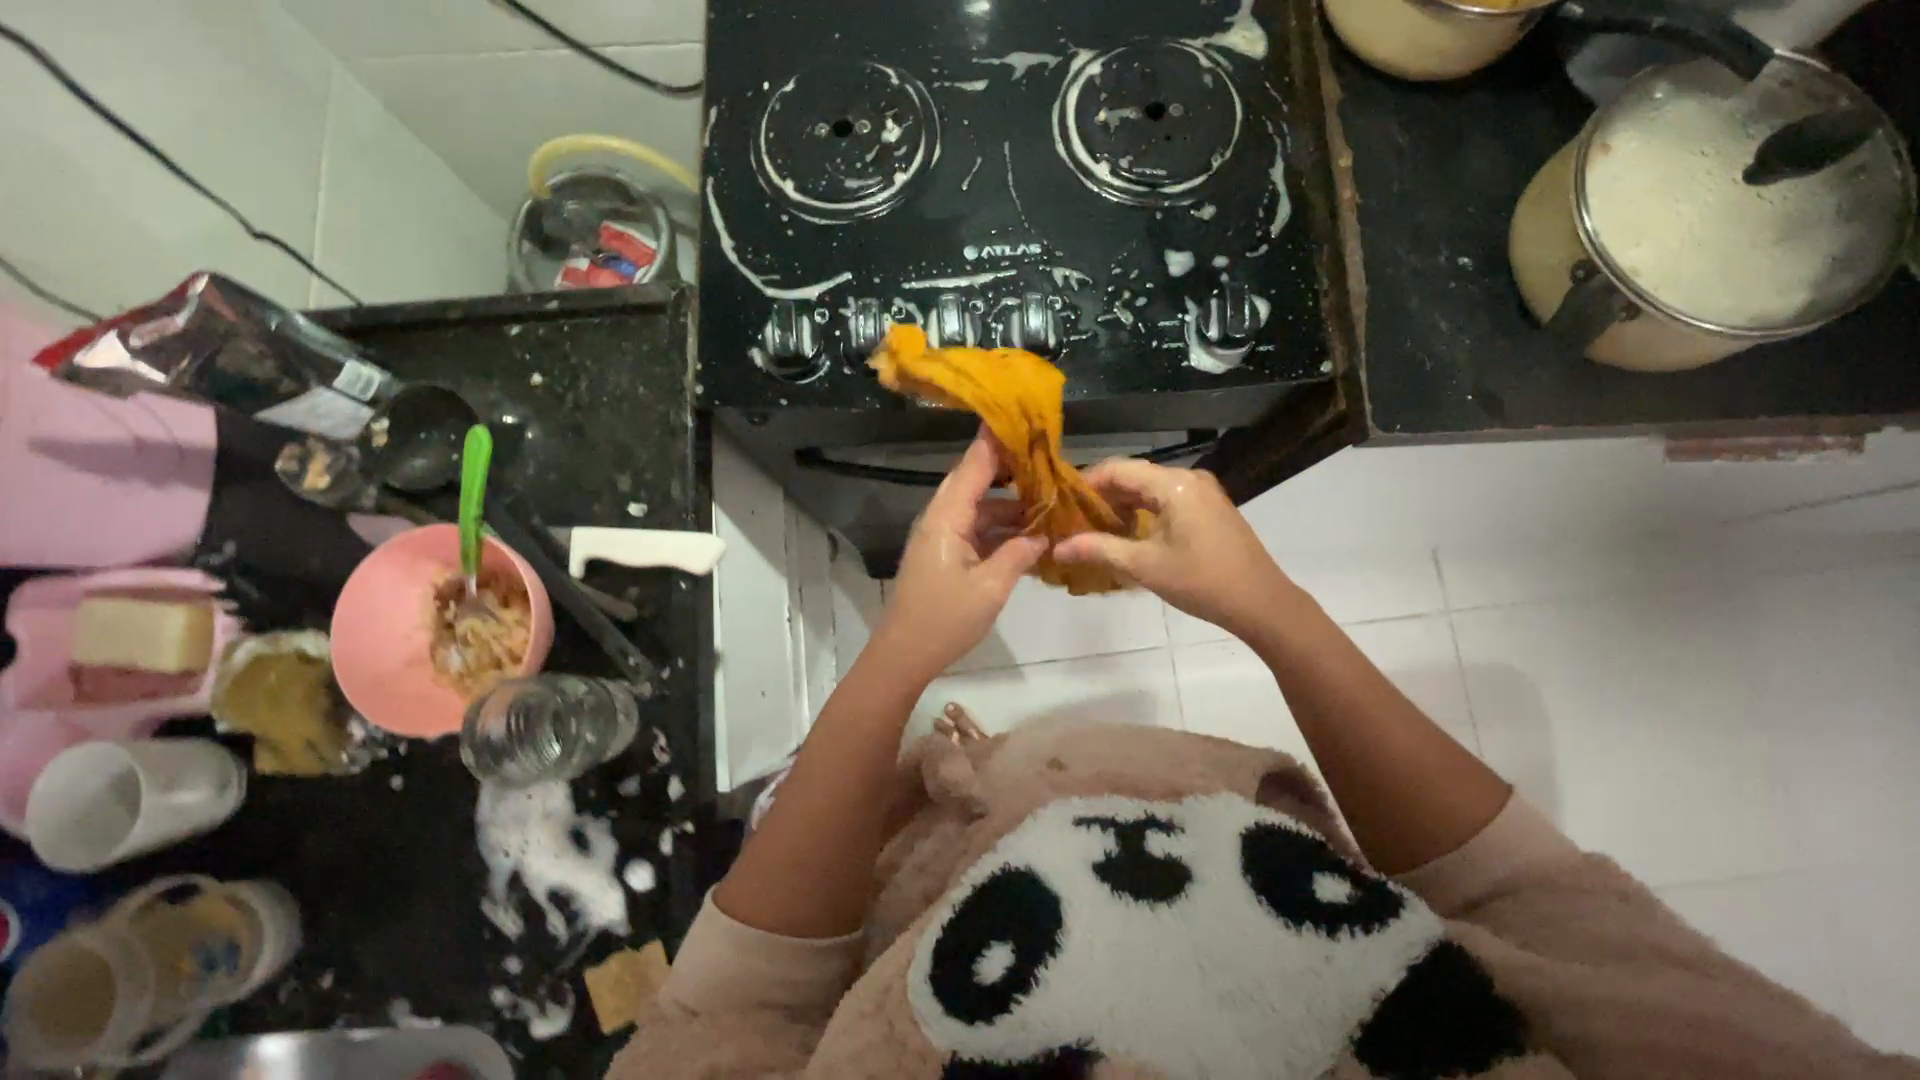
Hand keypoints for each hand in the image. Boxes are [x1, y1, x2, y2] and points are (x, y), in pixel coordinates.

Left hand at [869, 431, 1046, 684]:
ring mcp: (941, 536)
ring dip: (1010, 503)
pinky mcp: (944, 554)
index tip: (1024, 416)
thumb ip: (1019, 555)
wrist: (904, 655)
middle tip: (1049, 458)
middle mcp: (941, 517)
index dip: (998, 439)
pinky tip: (1029, 534)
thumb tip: (1042, 535)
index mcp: (947, 517)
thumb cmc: (944, 620)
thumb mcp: (990, 589)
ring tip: (1049, 498)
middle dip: (1011, 469)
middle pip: (977, 480)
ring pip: (978, 506)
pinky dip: (1000, 527)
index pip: (975, 464)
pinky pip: (975, 528)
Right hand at [1053, 460, 1295, 636]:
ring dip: (1122, 506)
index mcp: (1173, 484)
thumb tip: (1057, 549)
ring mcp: (1202, 492)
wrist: (1261, 602)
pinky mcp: (1209, 508)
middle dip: (1101, 496)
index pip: (1117, 468)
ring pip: (1150, 489)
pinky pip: (1167, 500)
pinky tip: (1128, 534)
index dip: (1085, 483)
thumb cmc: (1201, 582)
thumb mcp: (1144, 566)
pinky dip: (1144, 512)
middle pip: (1133, 476)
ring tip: (1093, 529)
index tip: (1059, 503)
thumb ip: (1099, 549)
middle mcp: (1188, 478)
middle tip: (1071, 520)